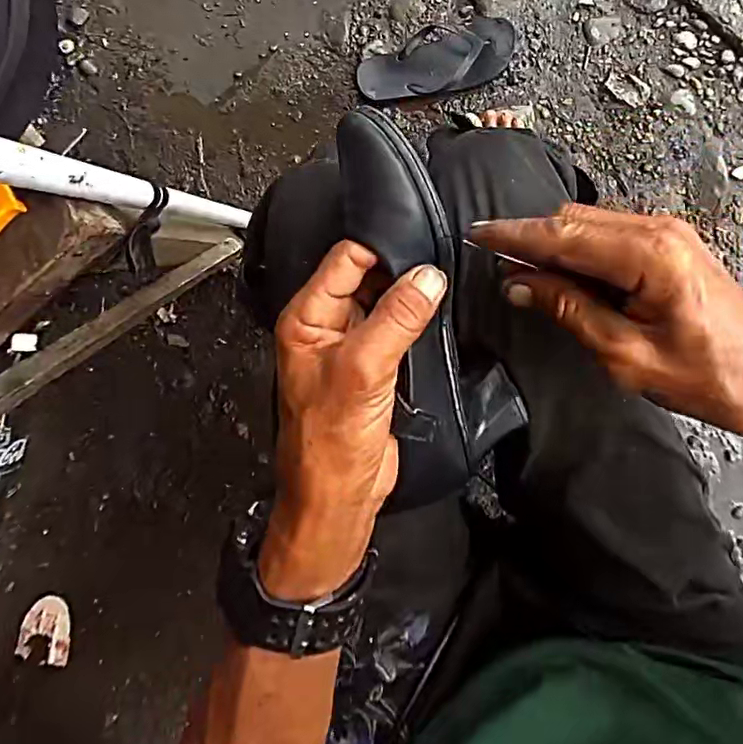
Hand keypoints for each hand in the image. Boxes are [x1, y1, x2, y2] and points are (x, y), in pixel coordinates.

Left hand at [262, 240, 445, 600]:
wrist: (338, 497)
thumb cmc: (326, 446)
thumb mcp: (364, 372)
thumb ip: (396, 319)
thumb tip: (426, 278)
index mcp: (306, 319)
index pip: (343, 260)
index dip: (379, 248)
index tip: (416, 246)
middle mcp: (325, 328)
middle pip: (365, 277)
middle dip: (398, 269)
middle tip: (432, 271)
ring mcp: (350, 346)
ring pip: (383, 301)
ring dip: (408, 295)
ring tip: (436, 291)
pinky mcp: (373, 366)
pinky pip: (395, 328)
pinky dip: (414, 320)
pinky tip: (432, 318)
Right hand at [470, 204, 742, 455]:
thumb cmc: (713, 378)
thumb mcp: (626, 355)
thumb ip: (569, 311)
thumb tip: (522, 285)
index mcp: (650, 255)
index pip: (562, 236)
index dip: (514, 236)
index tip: (478, 235)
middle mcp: (661, 231)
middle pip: (573, 220)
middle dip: (530, 238)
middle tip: (495, 262)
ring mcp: (669, 234)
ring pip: (589, 224)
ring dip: (553, 245)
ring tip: (523, 273)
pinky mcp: (672, 246)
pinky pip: (610, 235)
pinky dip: (579, 250)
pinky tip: (563, 274)